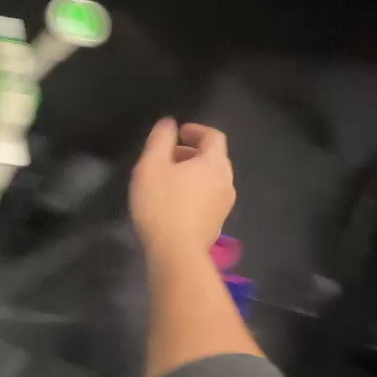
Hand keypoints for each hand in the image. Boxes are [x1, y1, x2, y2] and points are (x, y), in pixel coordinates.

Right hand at [130, 118, 235, 259]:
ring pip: (212, 182)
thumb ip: (159, 140)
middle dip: (194, 154)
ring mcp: (224, 206)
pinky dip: (196, 195)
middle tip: (171, 157)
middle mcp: (226, 182)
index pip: (213, 137)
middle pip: (215, 159)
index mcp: (213, 163)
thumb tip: (168, 123)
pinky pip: (208, 202)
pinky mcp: (216, 226)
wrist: (176, 252)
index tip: (179, 133)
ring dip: (195, 176)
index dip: (197, 131)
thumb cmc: (162, 204)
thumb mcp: (151, 166)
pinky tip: (177, 206)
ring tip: (172, 182)